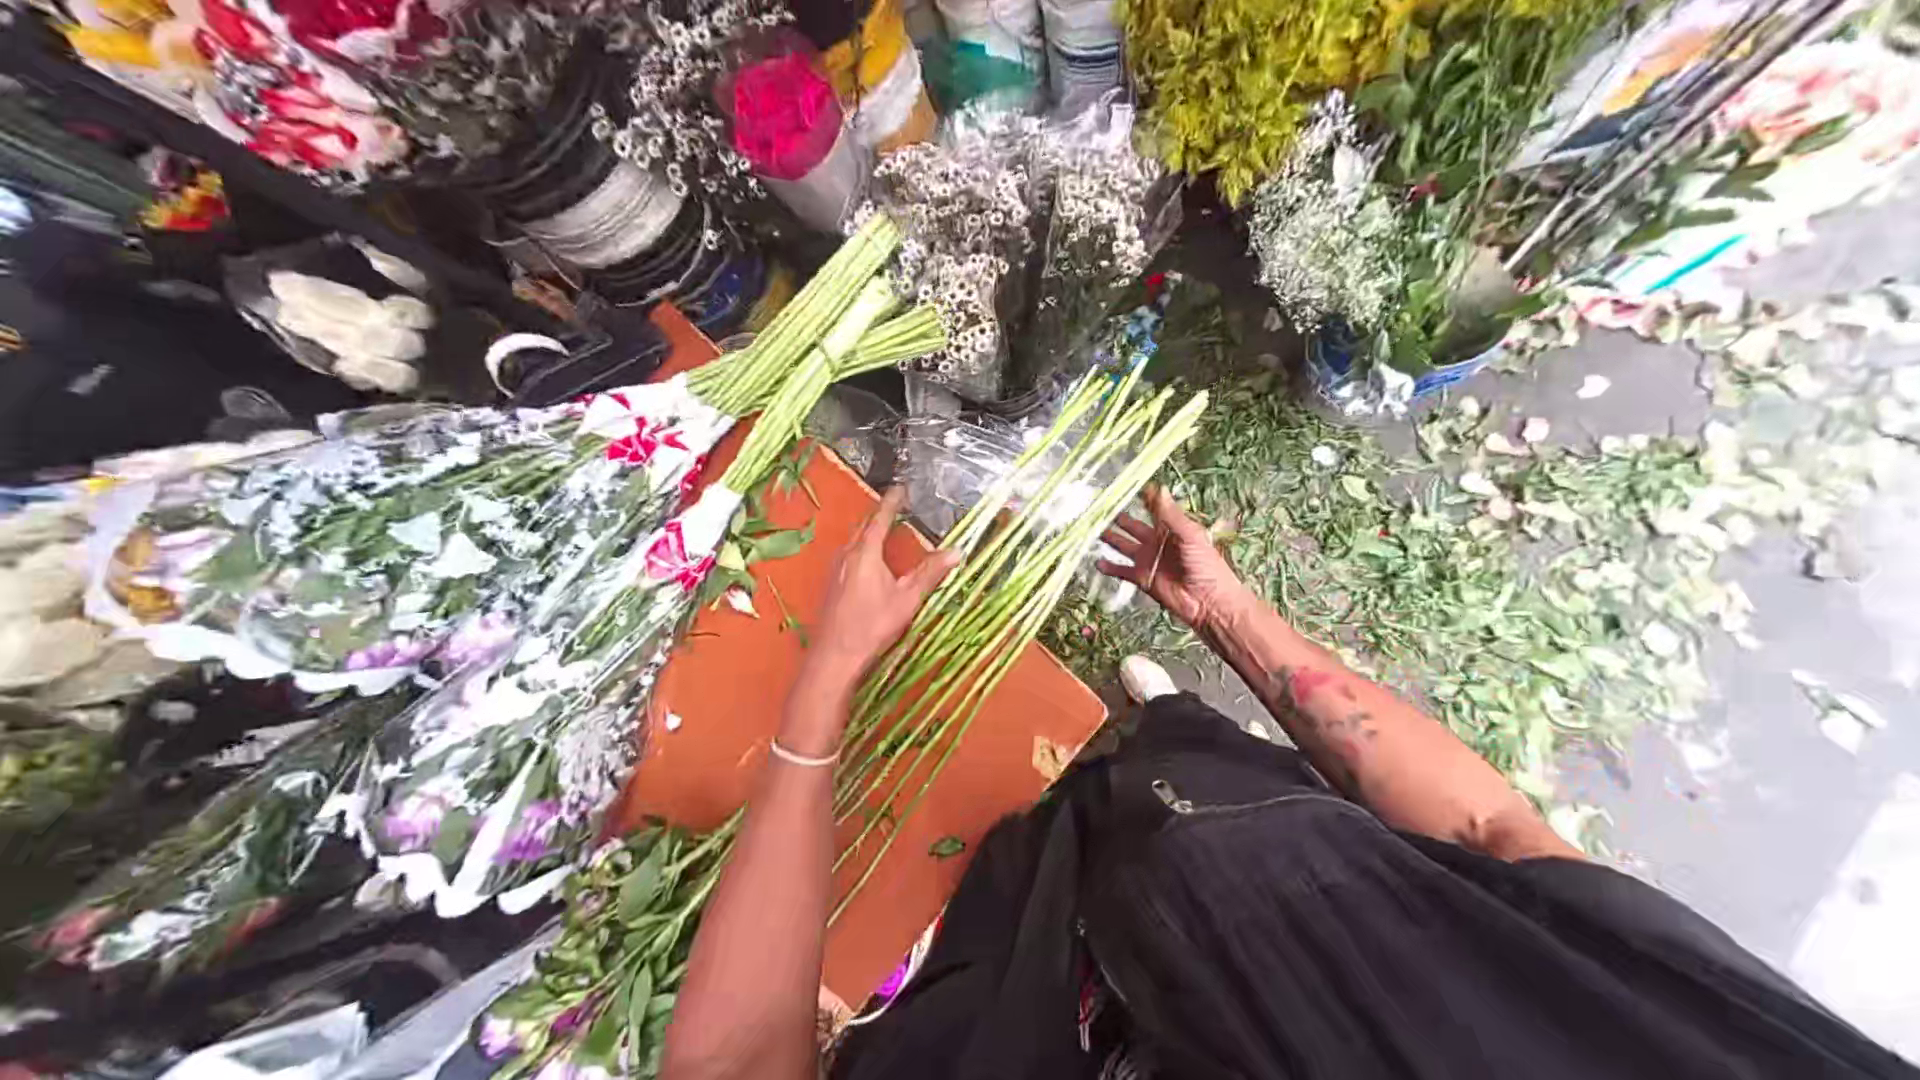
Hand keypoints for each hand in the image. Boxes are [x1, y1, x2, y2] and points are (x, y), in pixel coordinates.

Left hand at [809, 485, 959, 686]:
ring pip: (854, 541)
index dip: (892, 503)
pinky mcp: (831, 583)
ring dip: (869, 532)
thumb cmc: (872, 625)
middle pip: (864, 527)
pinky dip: (861, 548)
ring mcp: (835, 569)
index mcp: (865, 553)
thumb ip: (930, 573)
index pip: (880, 519)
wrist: (835, 655)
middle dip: (879, 515)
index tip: (900, 489)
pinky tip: (868, 562)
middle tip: (895, 507)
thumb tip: (955, 552)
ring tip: (883, 530)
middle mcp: (846, 555)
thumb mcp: (907, 599)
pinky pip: (848, 555)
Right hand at [1098, 485, 1250, 631]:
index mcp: (1171, 528)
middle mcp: (1156, 542)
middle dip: (1119, 518)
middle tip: (1102, 508)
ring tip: (1094, 530)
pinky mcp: (1141, 578)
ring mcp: (1147, 560)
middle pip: (1133, 527)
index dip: (1142, 499)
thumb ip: (1171, 515)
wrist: (1207, 601)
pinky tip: (1098, 562)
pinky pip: (1122, 571)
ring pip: (1124, 545)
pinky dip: (1110, 568)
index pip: (1153, 509)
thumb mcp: (1191, 535)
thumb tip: (1158, 488)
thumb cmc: (1206, 565)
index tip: (1125, 487)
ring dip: (1111, 538)